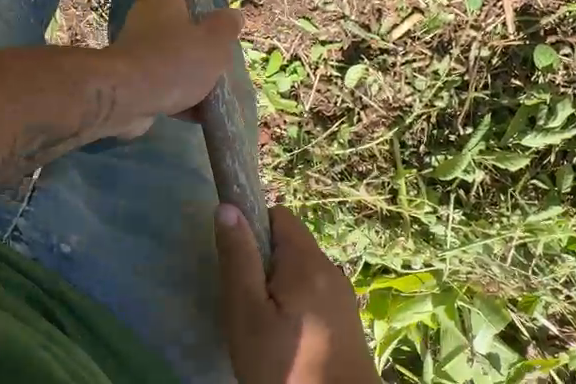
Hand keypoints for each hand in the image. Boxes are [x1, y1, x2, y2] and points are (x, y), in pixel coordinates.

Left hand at [105, 0, 241, 137]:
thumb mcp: (213, 41)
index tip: (199, 1)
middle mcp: (143, 20)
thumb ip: (225, 27)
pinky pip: (160, 83)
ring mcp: (134, 50)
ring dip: (187, 69)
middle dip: (193, 36)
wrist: (128, 97)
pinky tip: (199, 112)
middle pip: (170, 20)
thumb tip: (233, 15)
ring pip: (166, 54)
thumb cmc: (174, 59)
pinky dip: (177, 95)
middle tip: (216, 50)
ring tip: (213, 85)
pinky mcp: (131, 79)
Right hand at [214, 203, 380, 383]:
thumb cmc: (284, 368)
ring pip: (301, 273)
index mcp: (308, 261)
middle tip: (248, 302)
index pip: (278, 215)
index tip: (239, 264)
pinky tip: (286, 340)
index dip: (253, 229)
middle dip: (264, 264)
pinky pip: (314, 296)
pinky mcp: (347, 325)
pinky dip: (297, 307)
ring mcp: (343, 299)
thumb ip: (238, 257)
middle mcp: (331, 271)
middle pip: (290, 245)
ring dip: (280, 288)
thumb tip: (228, 207)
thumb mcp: (247, 313)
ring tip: (264, 325)